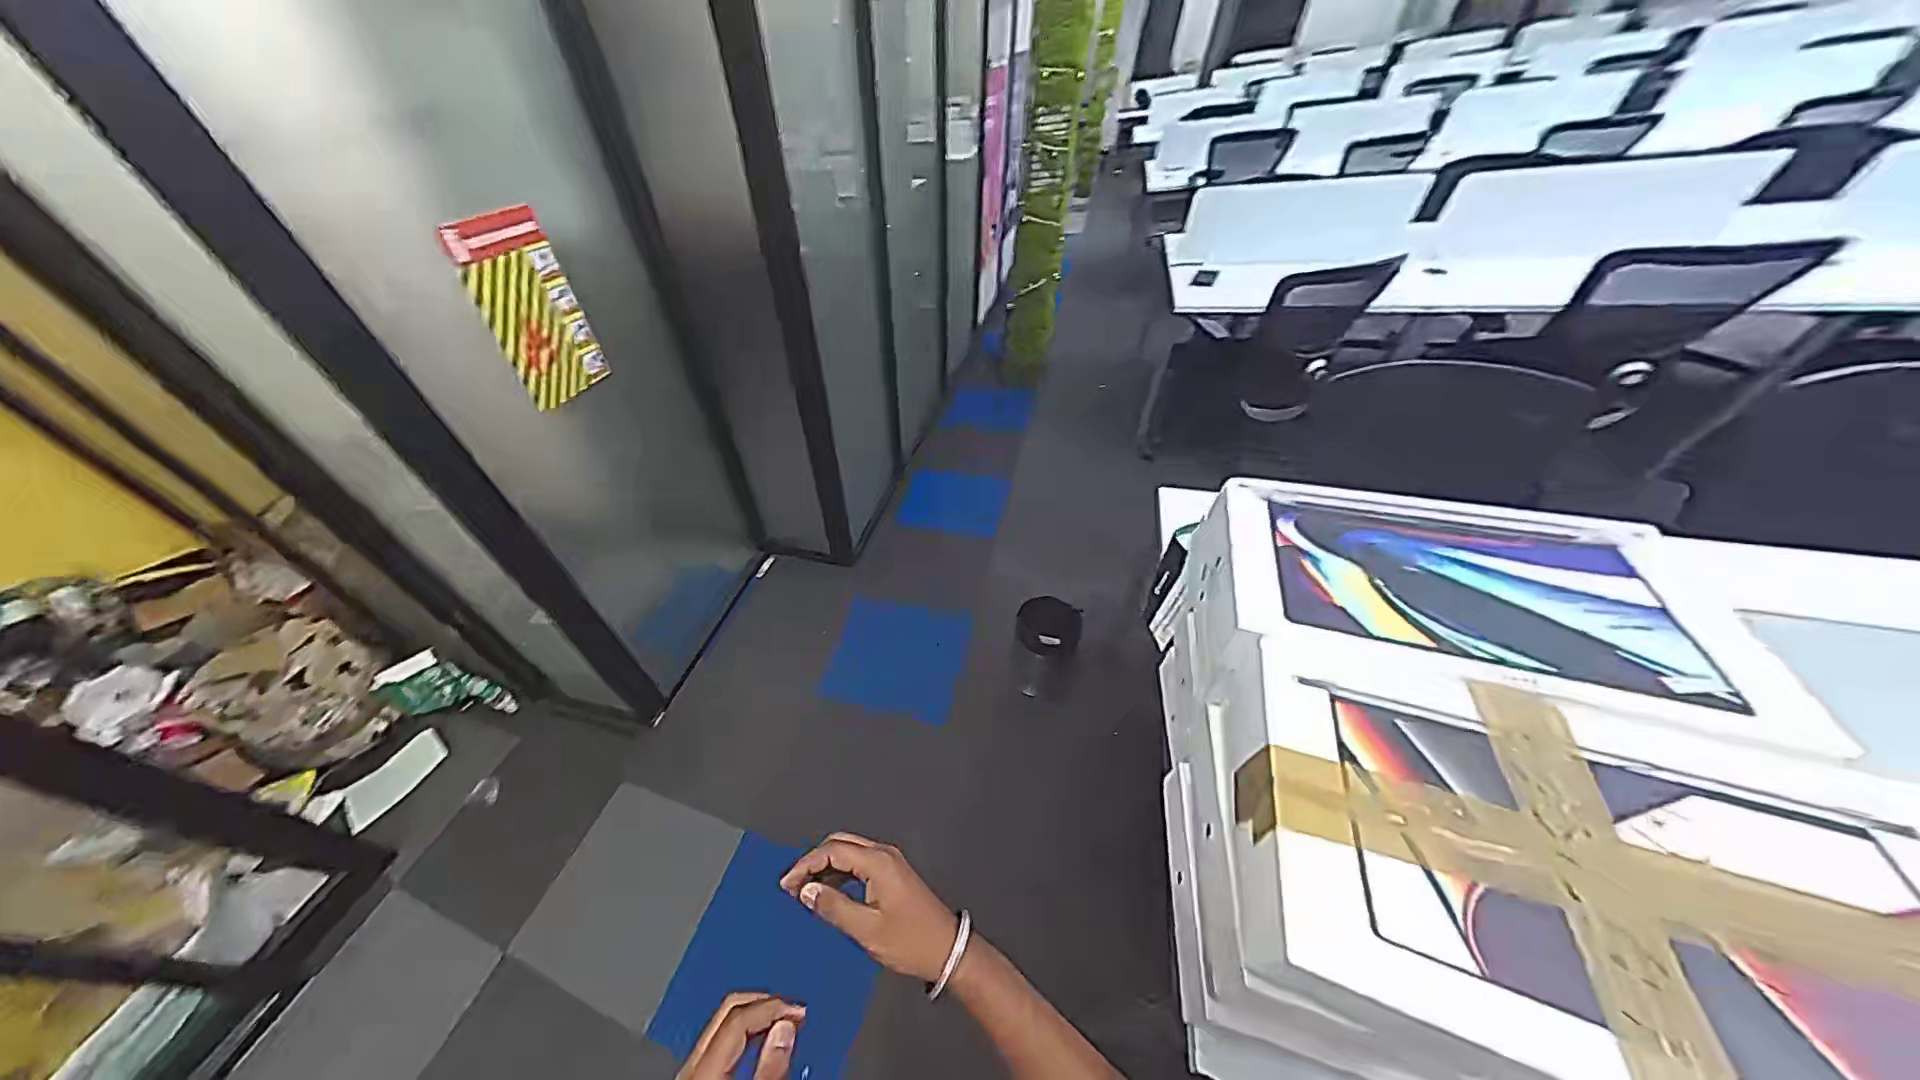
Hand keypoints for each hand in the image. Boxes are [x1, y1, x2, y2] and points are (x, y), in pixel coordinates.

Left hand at [674, 992, 803, 1079]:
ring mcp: (687, 1079)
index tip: (800, 1012)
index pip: (740, 1017)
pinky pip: (717, 1046)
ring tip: (780, 1025)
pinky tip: (758, 1047)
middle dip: (764, 1004)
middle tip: (793, 1011)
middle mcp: (689, 1071)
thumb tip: (785, 1028)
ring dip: (753, 1019)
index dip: (774, 1006)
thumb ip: (770, 1070)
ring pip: (720, 1027)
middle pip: (727, 1013)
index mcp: (703, 1073)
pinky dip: (742, 1037)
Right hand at [781, 832, 959, 981]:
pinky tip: (828, 892)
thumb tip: (807, 891)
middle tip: (792, 884)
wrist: (946, 949)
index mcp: (879, 862)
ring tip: (805, 890)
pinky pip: (859, 863)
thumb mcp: (866, 929)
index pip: (832, 850)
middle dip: (813, 860)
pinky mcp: (892, 873)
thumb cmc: (912, 941)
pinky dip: (839, 872)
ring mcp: (890, 862)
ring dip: (825, 866)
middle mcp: (884, 855)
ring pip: (849, 852)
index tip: (786, 884)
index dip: (805, 864)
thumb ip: (834, 907)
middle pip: (840, 844)